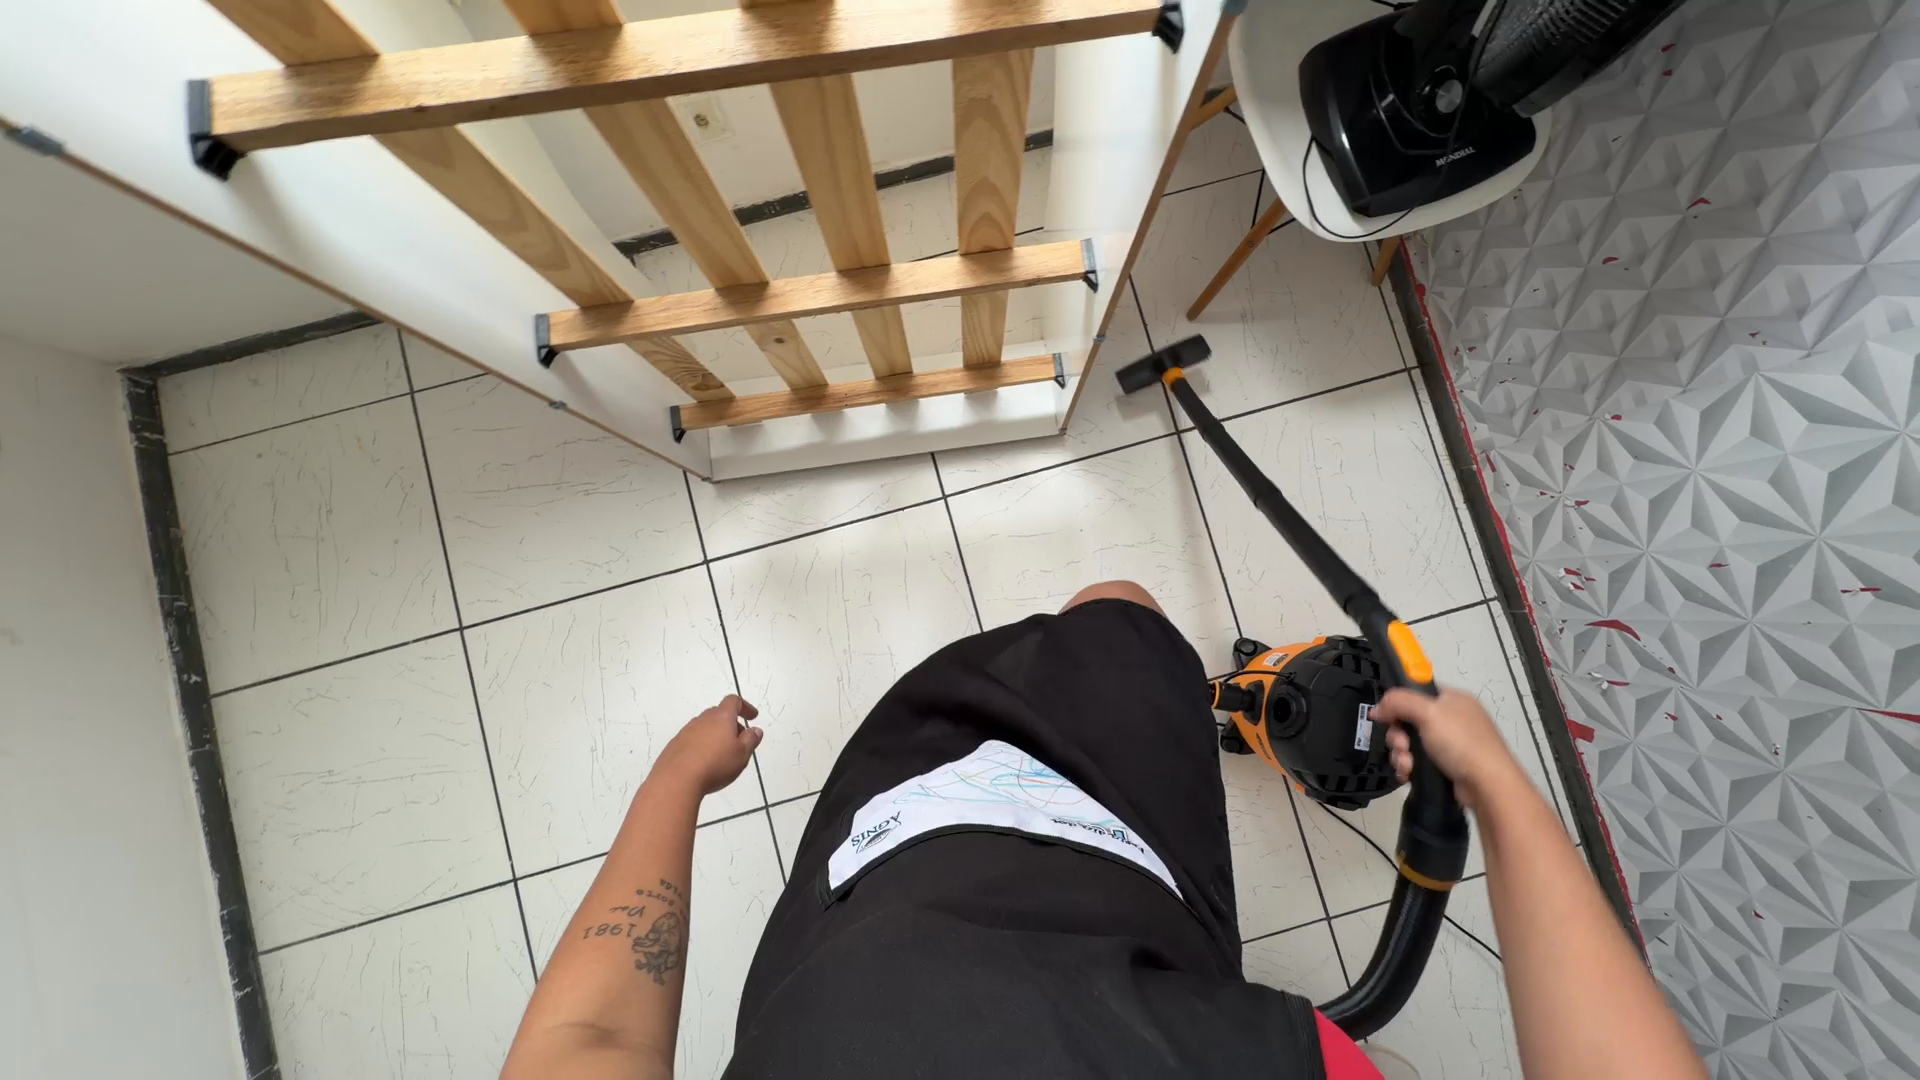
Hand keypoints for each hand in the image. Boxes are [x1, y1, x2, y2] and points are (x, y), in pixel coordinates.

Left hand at [652, 695, 763, 796]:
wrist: (676, 781)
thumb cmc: (715, 765)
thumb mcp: (742, 755)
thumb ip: (751, 740)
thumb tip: (755, 730)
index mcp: (721, 718)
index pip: (733, 701)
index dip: (745, 707)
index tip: (752, 717)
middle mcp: (702, 720)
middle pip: (718, 713)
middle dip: (730, 723)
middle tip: (738, 739)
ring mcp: (685, 732)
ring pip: (704, 727)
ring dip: (715, 735)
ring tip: (720, 754)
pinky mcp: (673, 746)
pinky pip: (691, 740)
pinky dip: (701, 746)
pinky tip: (703, 763)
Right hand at [1375, 687, 1525, 810]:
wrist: (1488, 786)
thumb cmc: (1460, 742)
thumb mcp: (1428, 712)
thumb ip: (1398, 701)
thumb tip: (1377, 709)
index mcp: (1453, 700)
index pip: (1416, 693)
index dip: (1397, 703)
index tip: (1385, 716)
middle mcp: (1452, 719)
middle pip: (1408, 720)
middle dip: (1398, 735)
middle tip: (1402, 746)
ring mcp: (1450, 744)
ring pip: (1409, 743)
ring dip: (1401, 754)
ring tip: (1407, 765)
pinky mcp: (1446, 766)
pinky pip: (1417, 761)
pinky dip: (1409, 767)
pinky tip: (1409, 774)